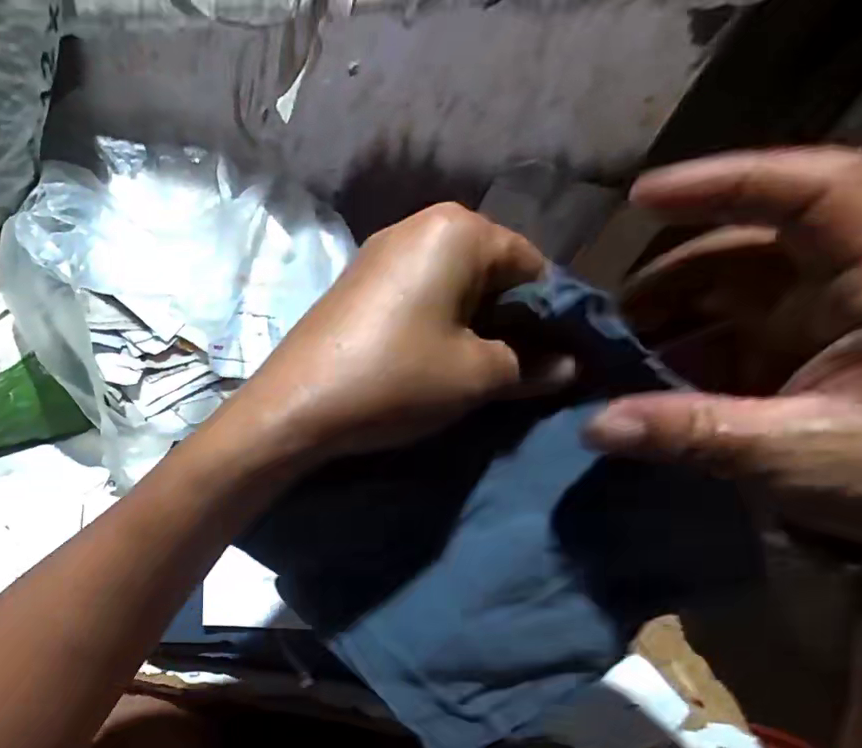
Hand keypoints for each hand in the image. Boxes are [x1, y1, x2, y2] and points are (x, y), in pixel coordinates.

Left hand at [221, 203, 571, 460]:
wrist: (292, 408)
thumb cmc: (394, 381)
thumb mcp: (475, 377)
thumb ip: (531, 365)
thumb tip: (568, 364)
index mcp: (458, 228)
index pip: (533, 266)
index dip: (552, 317)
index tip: (555, 361)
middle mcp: (417, 225)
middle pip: (489, 271)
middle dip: (508, 321)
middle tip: (514, 373)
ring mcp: (377, 253)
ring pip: (450, 287)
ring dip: (470, 327)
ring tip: (469, 373)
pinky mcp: (352, 285)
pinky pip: (413, 297)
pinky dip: (432, 326)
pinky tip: (426, 363)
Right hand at [584, 147, 861, 617]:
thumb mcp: (803, 457)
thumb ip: (693, 433)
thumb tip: (592, 425)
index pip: (821, 193)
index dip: (731, 182)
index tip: (642, 197)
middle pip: (756, 248)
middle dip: (672, 279)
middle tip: (600, 323)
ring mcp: (839, 327)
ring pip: (737, 297)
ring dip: (671, 324)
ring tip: (608, 362)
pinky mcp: (814, 366)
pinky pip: (735, 345)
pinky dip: (685, 362)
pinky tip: (642, 390)